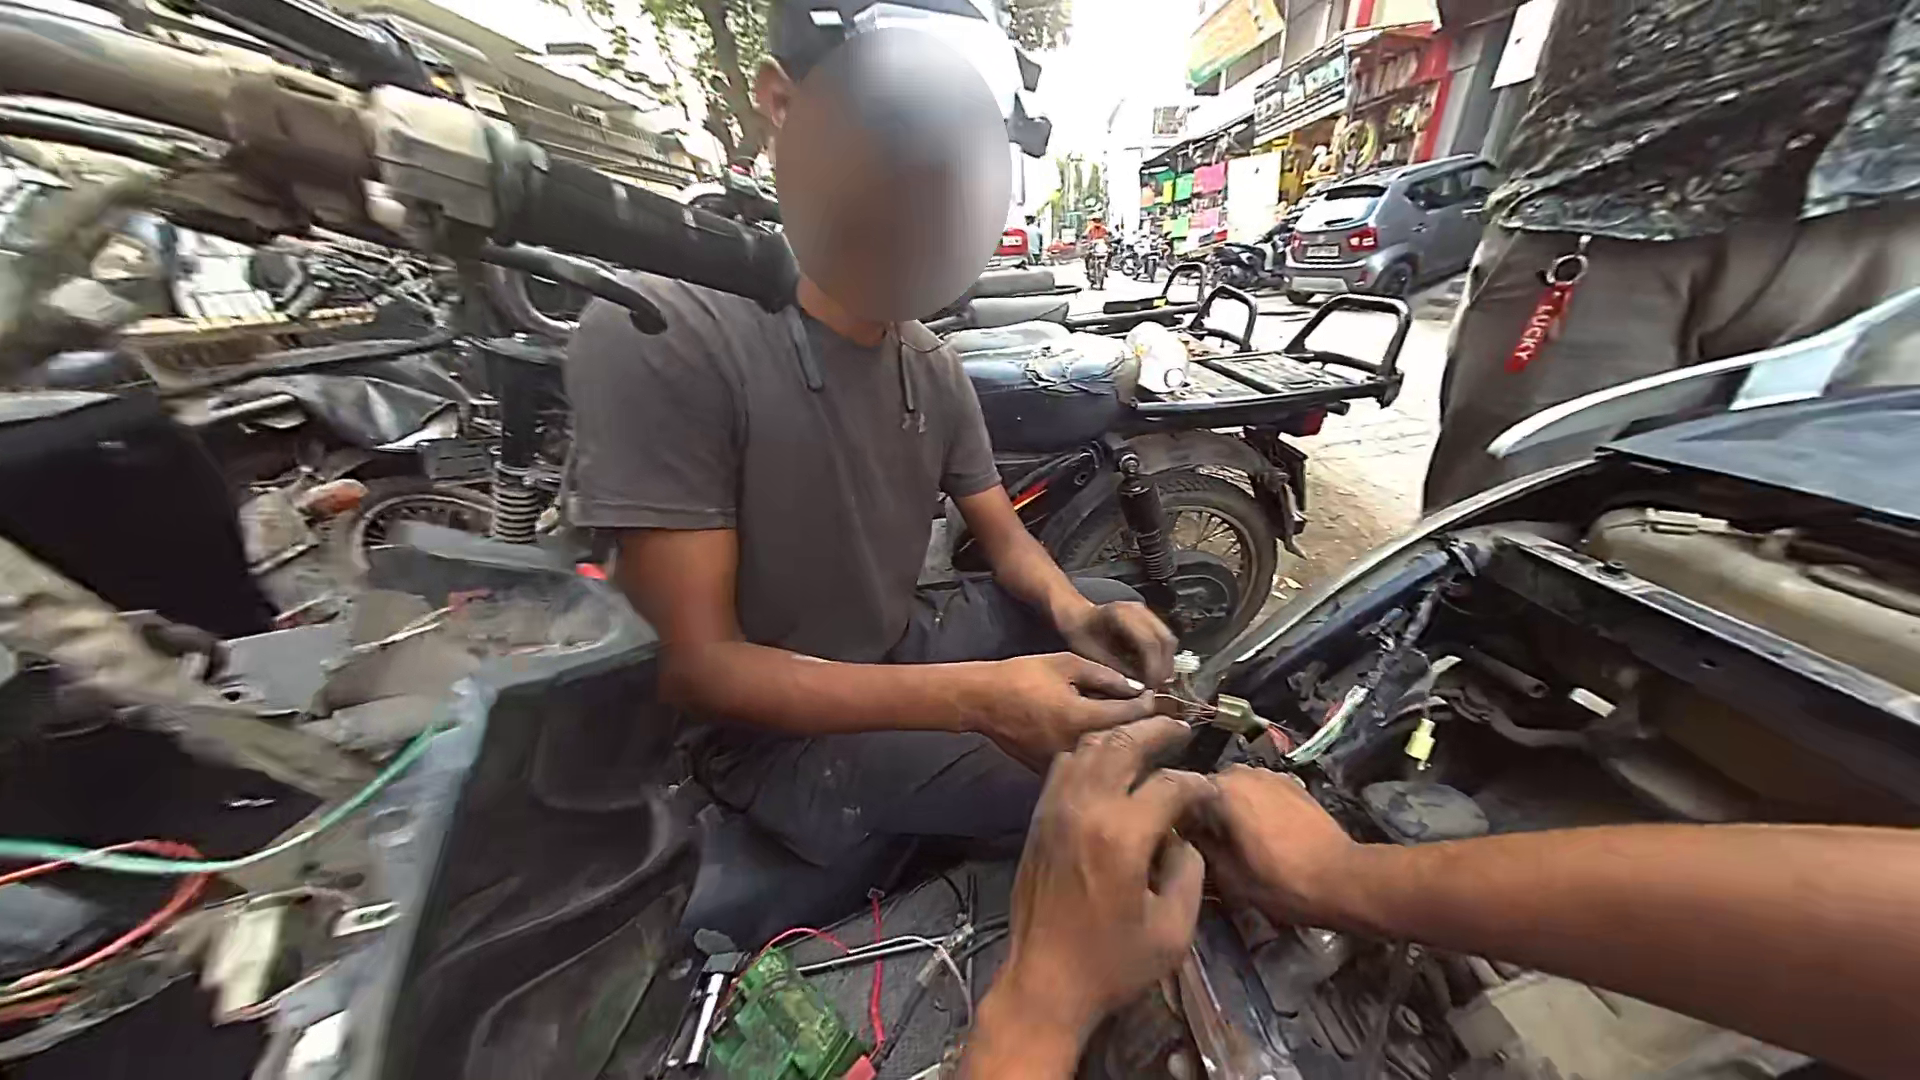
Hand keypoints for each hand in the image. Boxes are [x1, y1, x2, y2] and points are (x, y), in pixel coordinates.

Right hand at [973, 653, 1159, 769]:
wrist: (983, 700)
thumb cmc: (1021, 676)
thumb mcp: (1065, 664)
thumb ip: (1104, 675)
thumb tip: (1137, 687)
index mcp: (1081, 717)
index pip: (1131, 716)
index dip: (1151, 707)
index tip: (1161, 701)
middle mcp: (1077, 747)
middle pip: (1126, 744)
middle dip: (1146, 731)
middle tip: (1166, 722)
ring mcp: (1064, 764)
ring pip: (1108, 761)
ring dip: (1127, 748)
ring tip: (1144, 735)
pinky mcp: (1051, 771)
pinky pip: (1087, 767)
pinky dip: (1103, 758)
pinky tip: (1110, 747)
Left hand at [975, 718, 1214, 1069]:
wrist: (1045, 976)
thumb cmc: (1112, 961)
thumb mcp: (1172, 930)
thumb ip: (1188, 871)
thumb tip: (1181, 834)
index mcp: (1123, 835)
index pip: (1168, 785)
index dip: (1196, 783)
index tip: (1210, 789)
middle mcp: (1087, 806)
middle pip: (1123, 745)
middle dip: (1156, 731)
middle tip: (1179, 727)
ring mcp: (1058, 805)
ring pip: (1090, 747)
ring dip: (1120, 735)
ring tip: (1145, 734)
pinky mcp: (1040, 812)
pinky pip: (1064, 764)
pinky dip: (1088, 752)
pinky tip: (1105, 760)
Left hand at [1056, 600, 1177, 686]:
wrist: (1078, 618)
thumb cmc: (1082, 635)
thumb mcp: (1094, 656)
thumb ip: (1118, 671)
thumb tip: (1142, 688)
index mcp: (1120, 614)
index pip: (1148, 643)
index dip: (1153, 667)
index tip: (1150, 686)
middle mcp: (1137, 609)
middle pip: (1164, 640)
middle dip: (1163, 667)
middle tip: (1155, 687)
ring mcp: (1145, 612)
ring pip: (1168, 639)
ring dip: (1165, 662)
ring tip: (1155, 681)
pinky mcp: (1150, 619)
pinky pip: (1164, 639)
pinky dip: (1163, 656)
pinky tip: (1154, 671)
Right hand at [1190, 764, 1360, 924]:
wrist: (1347, 879)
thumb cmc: (1283, 881)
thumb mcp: (1231, 877)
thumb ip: (1201, 848)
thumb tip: (1186, 835)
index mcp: (1220, 790)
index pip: (1181, 796)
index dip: (1180, 819)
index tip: (1184, 842)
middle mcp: (1240, 772)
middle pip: (1208, 788)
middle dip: (1206, 810)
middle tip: (1213, 841)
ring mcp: (1268, 774)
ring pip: (1235, 787)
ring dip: (1232, 805)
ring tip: (1240, 835)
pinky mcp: (1291, 782)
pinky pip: (1260, 789)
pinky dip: (1256, 804)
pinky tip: (1266, 830)